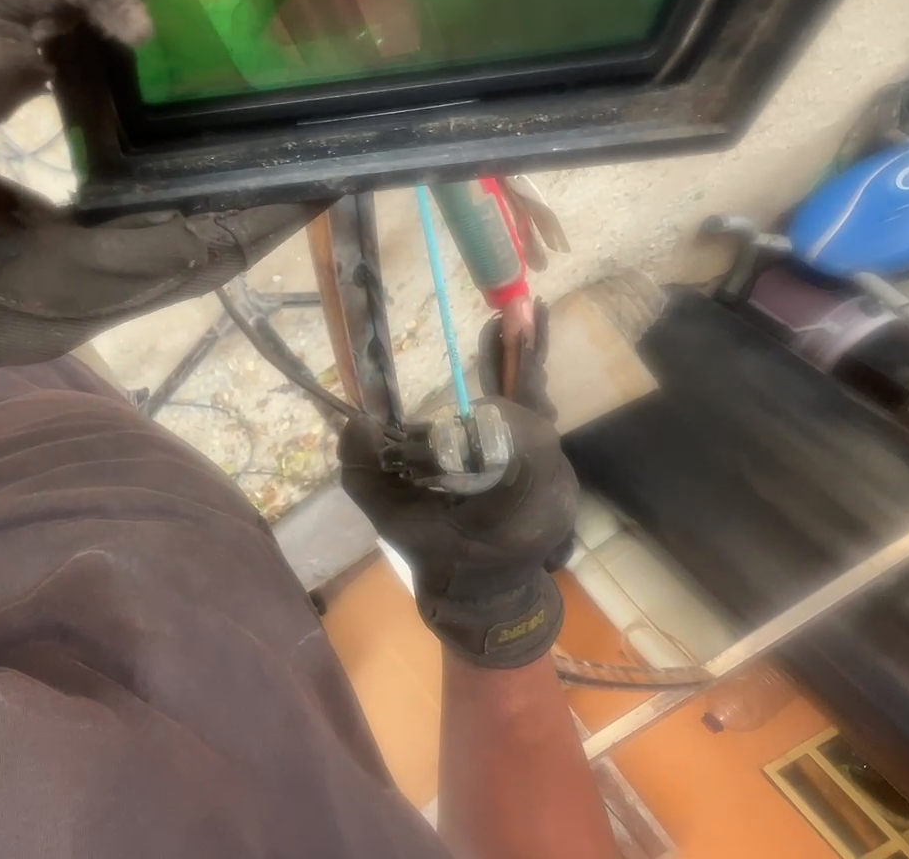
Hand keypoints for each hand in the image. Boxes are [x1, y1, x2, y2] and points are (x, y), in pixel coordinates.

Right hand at [337, 310, 575, 667]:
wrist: (484, 597)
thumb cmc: (441, 562)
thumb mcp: (395, 525)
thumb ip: (367, 478)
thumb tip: (353, 422)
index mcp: (522, 505)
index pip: (505, 446)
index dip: (463, 433)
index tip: (417, 442)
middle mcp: (551, 482)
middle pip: (530, 414)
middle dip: (500, 380)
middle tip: (507, 319)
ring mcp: (555, 469)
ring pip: (537, 404)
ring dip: (520, 361)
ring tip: (518, 311)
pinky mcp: (545, 458)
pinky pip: (533, 407)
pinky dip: (519, 372)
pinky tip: (512, 333)